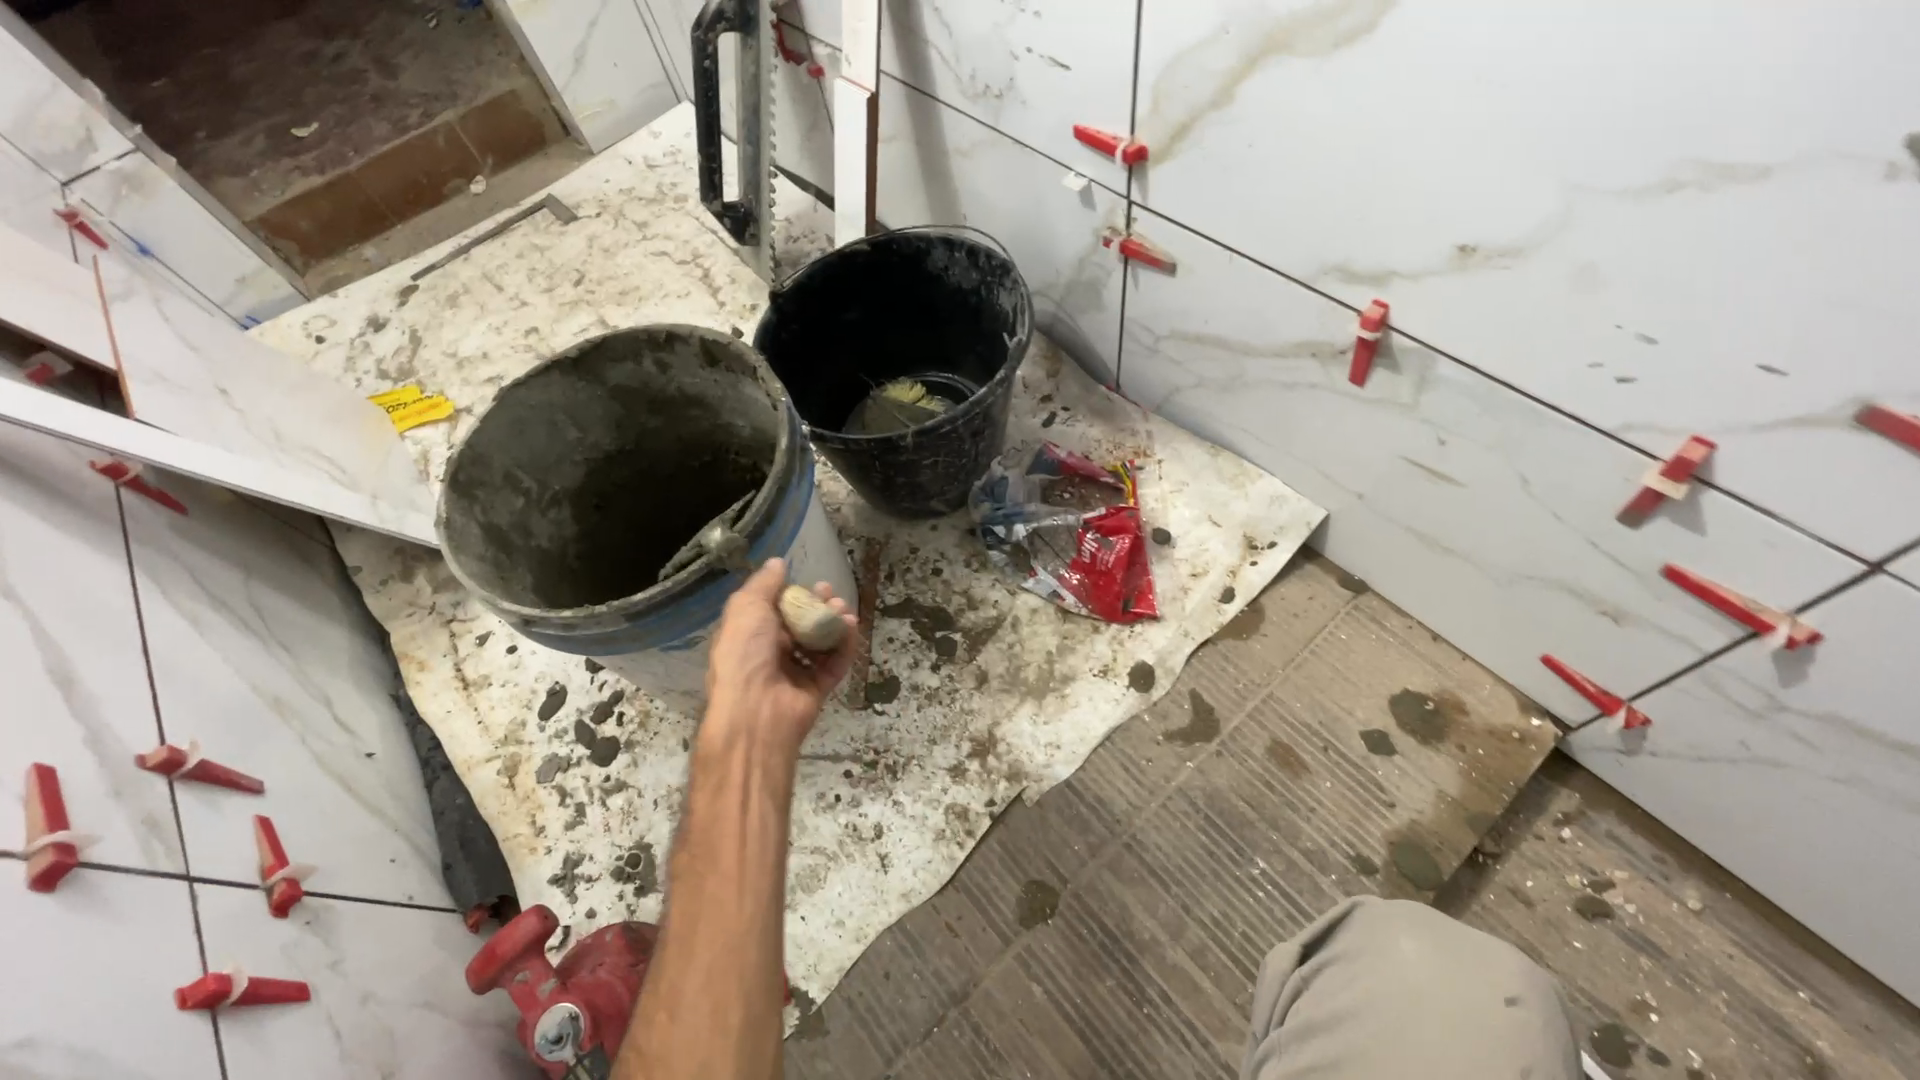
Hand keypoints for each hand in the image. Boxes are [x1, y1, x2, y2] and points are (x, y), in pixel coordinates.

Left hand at [702, 558, 858, 752]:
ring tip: (843, 608)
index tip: (809, 581)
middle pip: (801, 625)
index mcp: (750, 636)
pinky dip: (845, 645)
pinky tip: (852, 627)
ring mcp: (795, 673)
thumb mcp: (746, 608)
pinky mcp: (816, 690)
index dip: (793, 594)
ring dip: (833, 623)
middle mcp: (771, 654)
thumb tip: (778, 563)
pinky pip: (834, 664)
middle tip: (831, 593)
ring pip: (820, 643)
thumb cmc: (745, 654)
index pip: (775, 610)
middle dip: (817, 606)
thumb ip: (764, 584)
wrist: (755, 711)